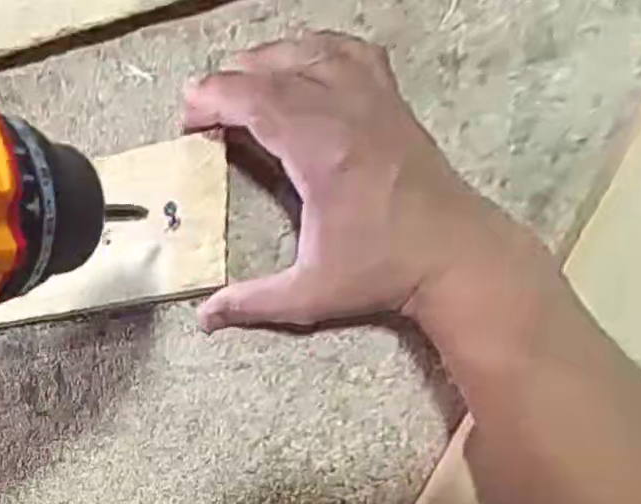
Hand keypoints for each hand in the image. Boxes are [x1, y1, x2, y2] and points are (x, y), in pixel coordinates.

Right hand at [183, 33, 559, 342]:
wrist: (452, 255)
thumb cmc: (380, 274)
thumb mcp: (308, 296)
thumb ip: (251, 302)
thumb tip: (204, 318)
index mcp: (323, 153)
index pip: (259, 101)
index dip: (215, 98)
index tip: (188, 113)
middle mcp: (348, 112)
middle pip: (278, 70)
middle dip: (231, 80)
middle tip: (201, 105)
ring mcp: (375, 99)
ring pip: (313, 50)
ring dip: (270, 58)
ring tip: (240, 79)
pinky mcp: (392, 102)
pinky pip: (351, 52)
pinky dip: (318, 49)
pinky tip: (303, 64)